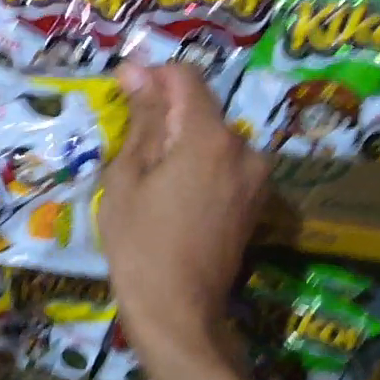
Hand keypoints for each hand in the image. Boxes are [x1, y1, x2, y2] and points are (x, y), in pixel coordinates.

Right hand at [98, 63, 267, 355]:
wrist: (177, 308)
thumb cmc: (138, 241)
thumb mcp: (127, 175)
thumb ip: (141, 119)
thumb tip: (137, 71)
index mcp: (209, 138)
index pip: (184, 77)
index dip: (151, 78)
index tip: (123, 99)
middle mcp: (244, 148)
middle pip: (199, 106)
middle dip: (164, 113)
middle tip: (129, 144)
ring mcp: (256, 176)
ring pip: (211, 135)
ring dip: (180, 140)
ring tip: (147, 174)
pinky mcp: (255, 199)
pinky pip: (222, 161)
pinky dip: (195, 162)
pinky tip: (170, 193)